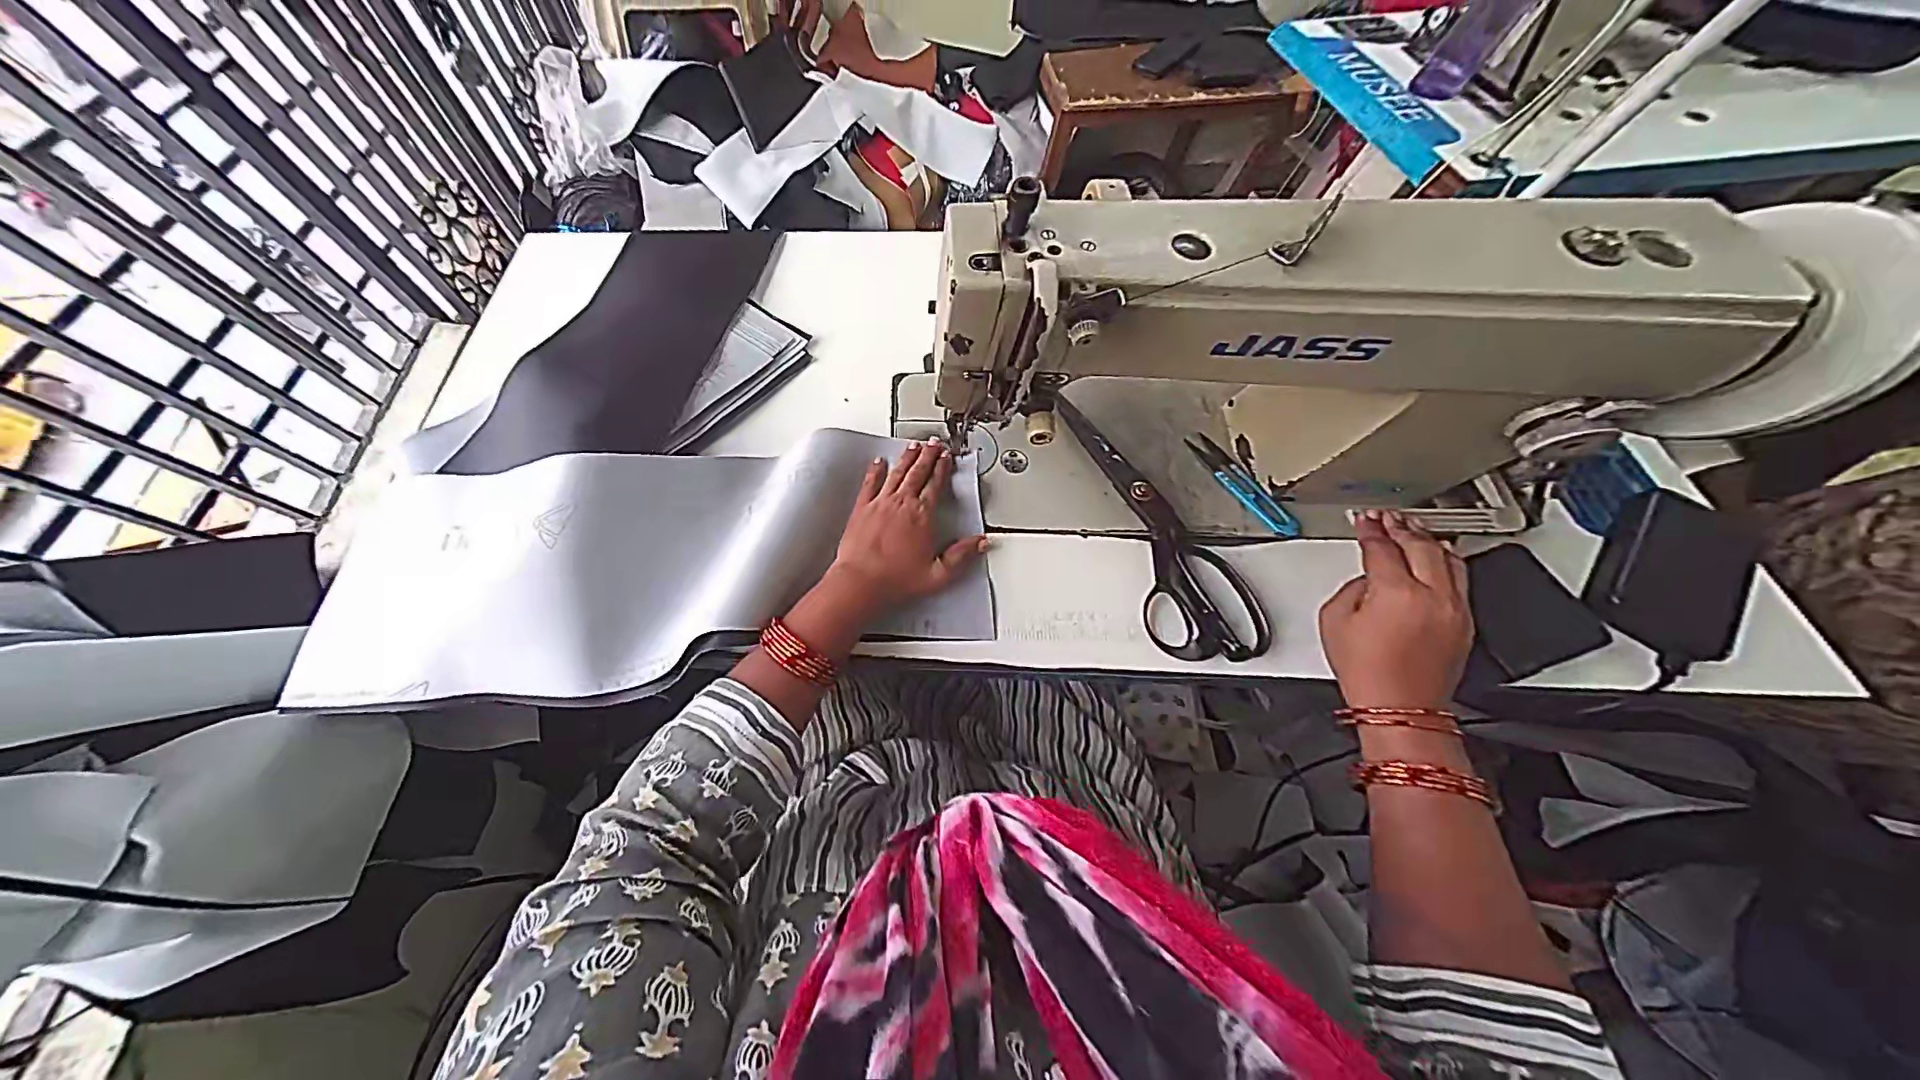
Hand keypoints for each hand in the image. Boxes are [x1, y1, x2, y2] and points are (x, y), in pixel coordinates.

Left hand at [820, 440, 988, 620]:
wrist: (861, 582)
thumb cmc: (895, 579)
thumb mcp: (939, 574)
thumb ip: (961, 555)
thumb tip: (980, 543)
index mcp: (922, 516)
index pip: (935, 484)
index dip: (942, 468)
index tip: (946, 457)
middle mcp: (902, 504)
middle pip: (918, 472)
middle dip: (928, 456)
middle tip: (934, 444)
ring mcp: (880, 504)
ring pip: (897, 473)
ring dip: (907, 458)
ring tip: (914, 446)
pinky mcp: (862, 509)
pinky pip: (870, 483)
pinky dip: (876, 471)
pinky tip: (879, 463)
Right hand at [1319, 510, 1473, 708]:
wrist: (1399, 706)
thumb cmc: (1368, 672)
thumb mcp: (1334, 621)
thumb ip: (1352, 588)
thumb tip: (1369, 579)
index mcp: (1397, 593)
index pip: (1383, 547)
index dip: (1370, 530)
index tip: (1365, 521)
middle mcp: (1433, 597)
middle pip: (1420, 544)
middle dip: (1400, 527)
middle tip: (1386, 519)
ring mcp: (1454, 609)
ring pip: (1448, 557)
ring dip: (1427, 540)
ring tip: (1411, 531)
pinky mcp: (1466, 622)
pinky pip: (1461, 579)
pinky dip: (1445, 562)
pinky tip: (1434, 557)